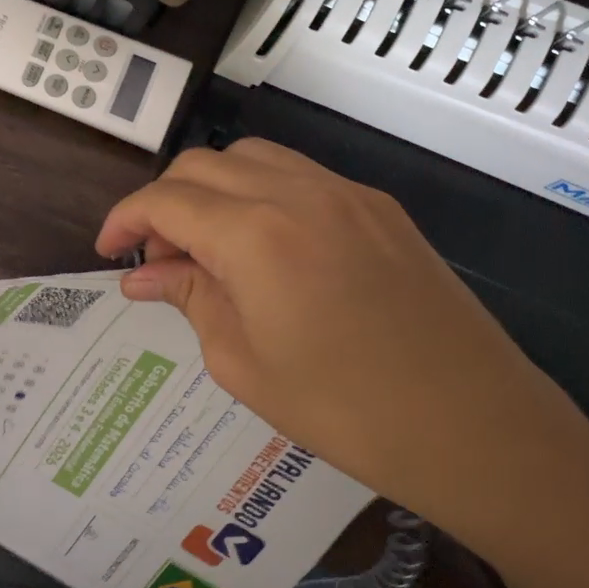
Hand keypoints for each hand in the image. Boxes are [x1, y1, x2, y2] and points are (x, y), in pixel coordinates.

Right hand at [95, 139, 588, 529]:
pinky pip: (299, 174)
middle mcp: (297, 193)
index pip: (164, 201)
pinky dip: (260, 190)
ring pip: (250, 156)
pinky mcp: (381, 209)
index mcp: (254, 235)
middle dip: (162, 201)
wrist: (479, 431)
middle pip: (201, 165)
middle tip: (156, 257)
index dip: (125, 221)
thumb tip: (142, 276)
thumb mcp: (242, 363)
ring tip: (205, 244)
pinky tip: (263, 243)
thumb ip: (188, 300)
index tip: (108, 252)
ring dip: (210, 187)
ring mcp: (346, 195)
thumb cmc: (346, 410)